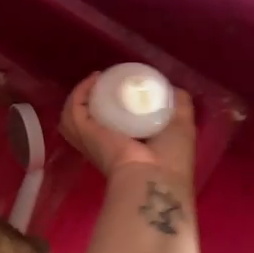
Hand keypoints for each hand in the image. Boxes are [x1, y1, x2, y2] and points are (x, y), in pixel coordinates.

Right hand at [60, 73, 195, 188]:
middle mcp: (102, 143)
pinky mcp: (82, 130)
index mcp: (122, 146)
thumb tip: (170, 87)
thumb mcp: (181, 124)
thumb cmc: (171, 156)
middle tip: (104, 82)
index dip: (108, 107)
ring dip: (80, 94)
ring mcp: (89, 137)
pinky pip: (74, 107)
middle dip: (88, 100)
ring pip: (72, 113)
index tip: (119, 88)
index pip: (106, 125)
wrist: (157, 173)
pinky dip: (80, 91)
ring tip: (97, 79)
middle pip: (83, 119)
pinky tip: (95, 78)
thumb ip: (180, 105)